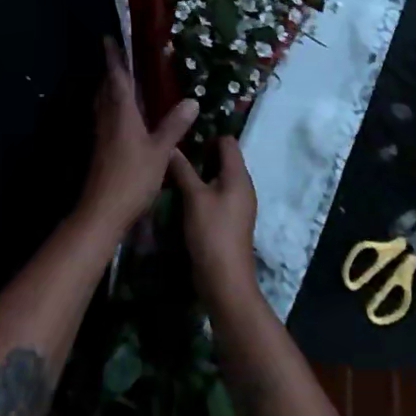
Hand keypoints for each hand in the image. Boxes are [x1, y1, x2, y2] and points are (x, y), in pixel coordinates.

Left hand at [78, 40, 199, 234]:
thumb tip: (191, 100)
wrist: (102, 212)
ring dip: (109, 89)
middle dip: (110, 71)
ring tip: (121, 80)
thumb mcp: (160, 151)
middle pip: (106, 89)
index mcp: (121, 114)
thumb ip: (174, 125)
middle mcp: (108, 120)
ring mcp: (102, 136)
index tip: (108, 39)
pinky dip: (112, 107)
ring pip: (103, 104)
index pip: (117, 78)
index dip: (114, 58)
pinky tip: (124, 115)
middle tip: (119, 56)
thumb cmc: (132, 177)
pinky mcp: (101, 151)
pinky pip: (106, 118)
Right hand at [168, 136, 258, 301]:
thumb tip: (171, 146)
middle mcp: (243, 184)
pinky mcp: (232, 219)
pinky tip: (185, 198)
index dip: (208, 137)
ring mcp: (239, 203)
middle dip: (202, 155)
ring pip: (220, 178)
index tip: (184, 140)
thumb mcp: (194, 198)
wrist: (225, 278)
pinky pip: (219, 195)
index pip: (228, 141)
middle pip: (225, 159)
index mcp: (239, 174)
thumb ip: (183, 170)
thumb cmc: (211, 232)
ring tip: (176, 175)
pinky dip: (205, 191)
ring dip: (201, 174)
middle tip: (176, 156)